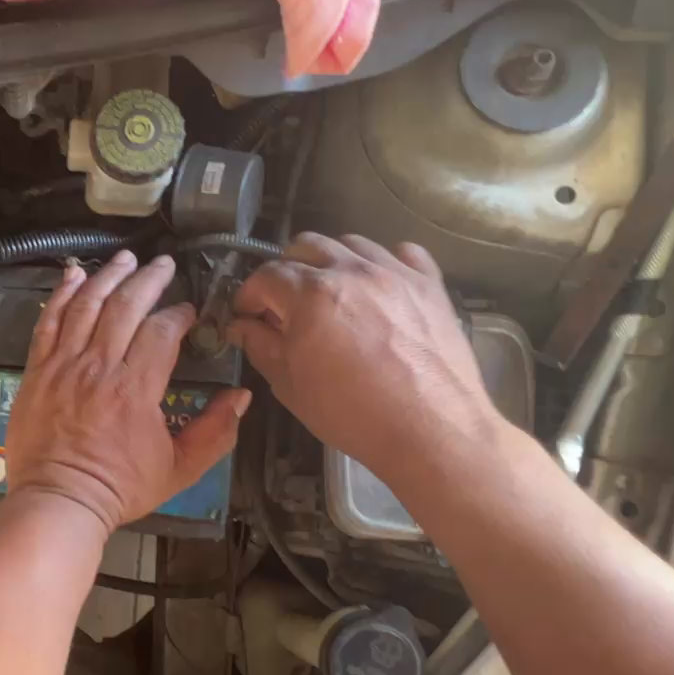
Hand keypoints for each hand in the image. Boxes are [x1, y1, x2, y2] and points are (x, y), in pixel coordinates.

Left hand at [5, 251, 251, 534]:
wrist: (59, 501)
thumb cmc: (120, 488)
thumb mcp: (180, 469)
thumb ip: (215, 431)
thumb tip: (241, 396)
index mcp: (136, 389)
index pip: (161, 332)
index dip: (178, 315)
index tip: (188, 312)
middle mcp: (100, 367)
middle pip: (125, 307)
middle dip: (149, 279)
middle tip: (163, 265)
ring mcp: (64, 366)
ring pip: (86, 306)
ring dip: (108, 277)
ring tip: (125, 258)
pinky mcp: (38, 370)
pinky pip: (48, 322)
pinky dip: (61, 296)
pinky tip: (74, 275)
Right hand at [227, 233, 501, 490]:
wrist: (431, 431)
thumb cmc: (350, 412)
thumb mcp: (289, 384)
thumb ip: (260, 345)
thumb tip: (242, 325)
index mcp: (309, 294)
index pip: (265, 276)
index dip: (248, 296)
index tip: (247, 317)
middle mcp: (350, 270)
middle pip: (305, 246)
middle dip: (286, 271)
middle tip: (286, 304)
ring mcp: (394, 273)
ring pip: (350, 243)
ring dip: (331, 262)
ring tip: (332, 294)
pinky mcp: (429, 284)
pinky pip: (403, 253)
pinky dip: (383, 262)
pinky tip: (378, 287)